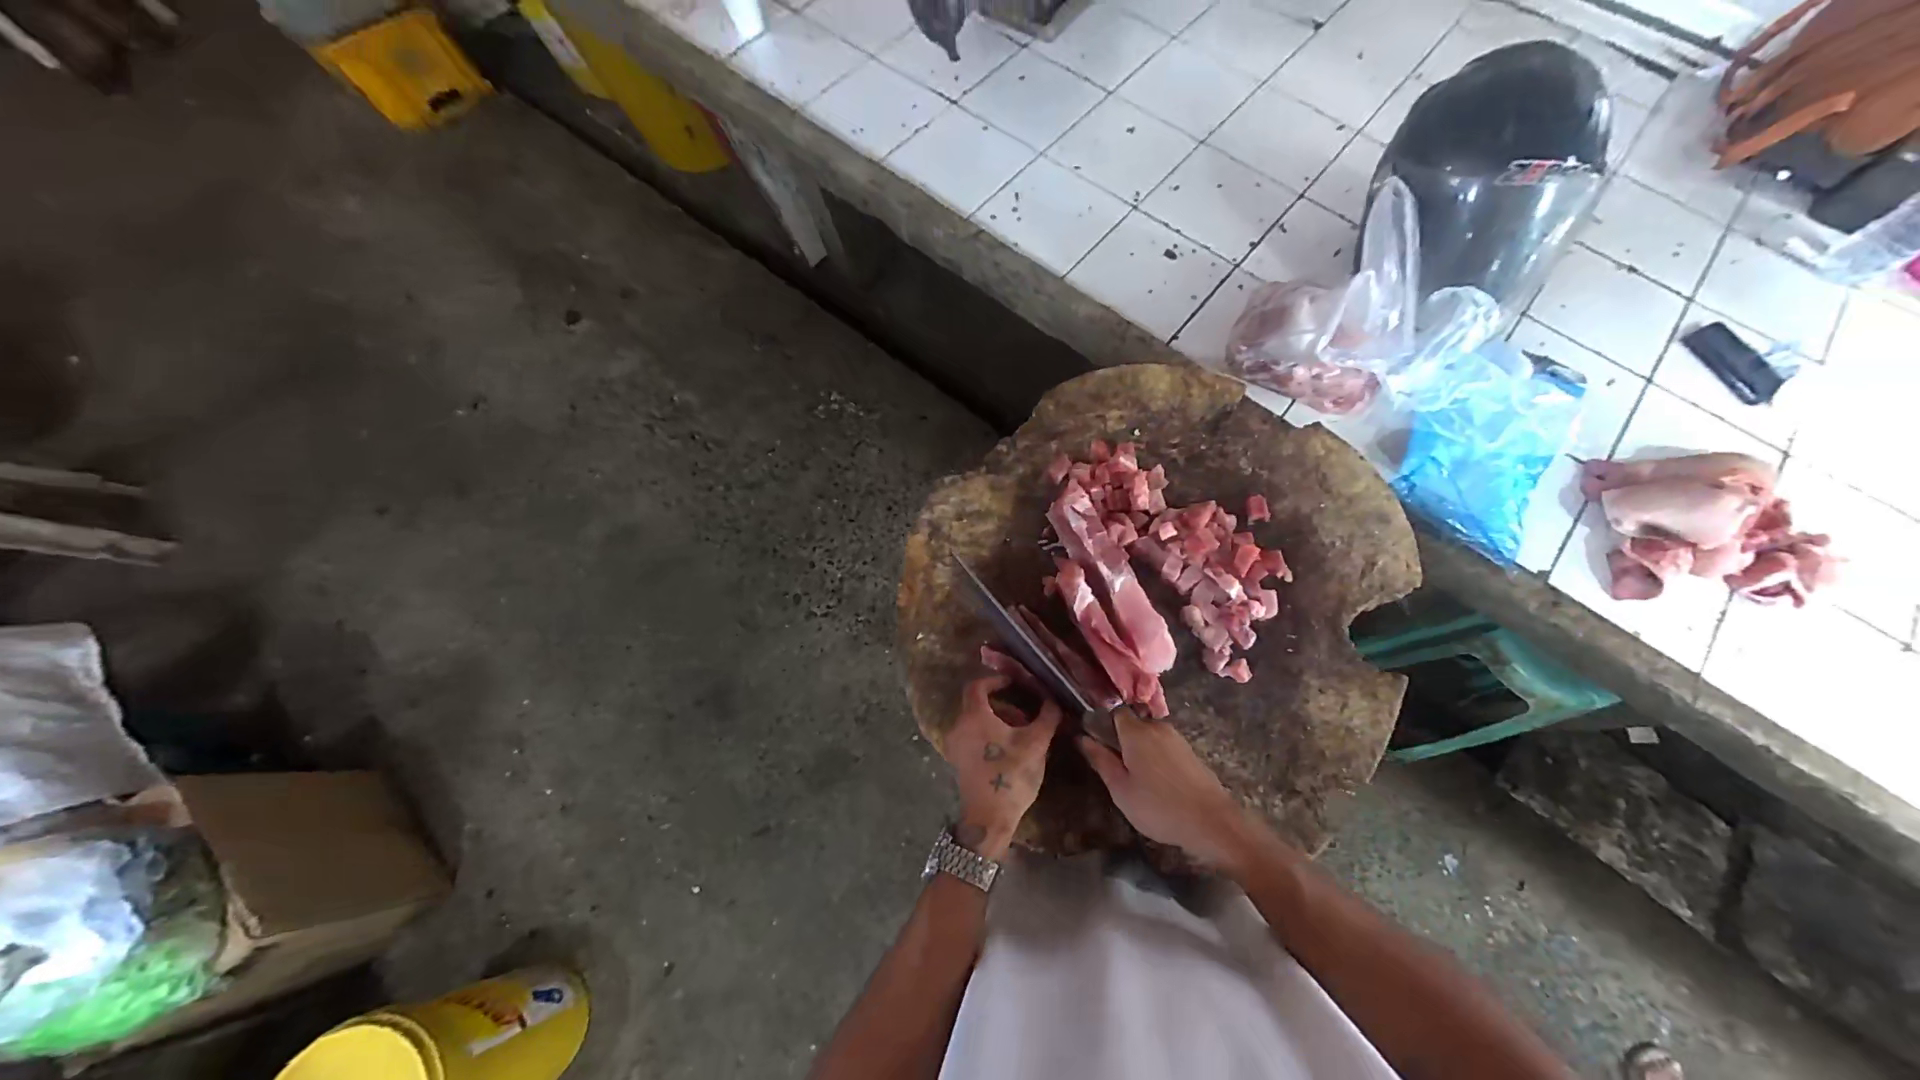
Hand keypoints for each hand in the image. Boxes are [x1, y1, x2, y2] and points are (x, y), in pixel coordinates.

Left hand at [940, 674, 1061, 859]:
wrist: (989, 818)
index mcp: (973, 716)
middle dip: (1002, 705)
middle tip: (1025, 714)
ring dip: (997, 721)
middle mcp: (958, 726)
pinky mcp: (958, 761)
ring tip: (1022, 733)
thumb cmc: (1011, 775)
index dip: (995, 680)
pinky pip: (972, 736)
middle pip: (977, 704)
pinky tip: (1010, 749)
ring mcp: (955, 745)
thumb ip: (1046, 717)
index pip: (977, 686)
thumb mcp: (1036, 743)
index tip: (1013, 683)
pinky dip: (988, 734)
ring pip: (975, 721)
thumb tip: (1054, 701)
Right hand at [1078, 709, 1260, 870]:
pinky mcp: (1192, 753)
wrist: (1212, 823)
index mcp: (1136, 731)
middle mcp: (1157, 727)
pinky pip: (1166, 747)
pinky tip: (1158, 783)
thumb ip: (1100, 760)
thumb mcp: (1120, 789)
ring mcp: (1178, 739)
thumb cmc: (1158, 806)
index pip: (1115, 712)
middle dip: (1123, 740)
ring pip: (1150, 737)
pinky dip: (1158, 759)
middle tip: (1116, 768)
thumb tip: (1083, 738)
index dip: (1105, 724)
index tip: (1098, 743)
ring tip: (1138, 779)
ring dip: (1141, 751)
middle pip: (1134, 724)